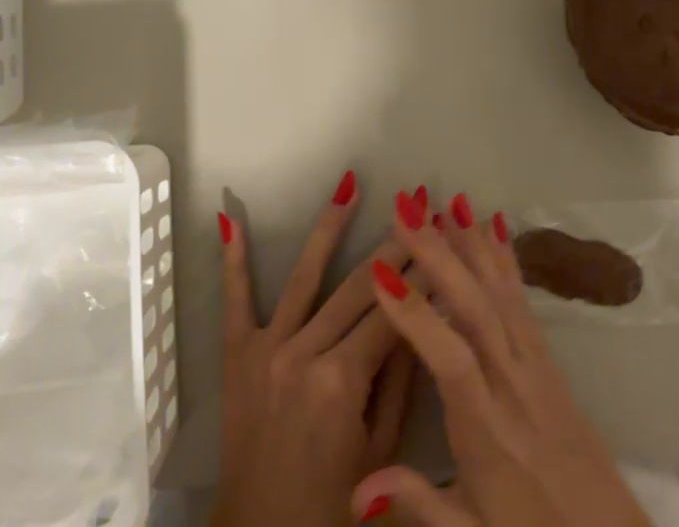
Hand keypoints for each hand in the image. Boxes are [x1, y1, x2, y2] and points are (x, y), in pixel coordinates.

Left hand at [210, 172, 419, 526]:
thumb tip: (425, 317)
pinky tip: (230, 215)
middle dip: (395, 242)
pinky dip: (233, 259)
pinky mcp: (236, 353)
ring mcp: (265, 348)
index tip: (449, 238)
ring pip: (304, 276)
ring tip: (350, 183)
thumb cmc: (331, 504)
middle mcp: (302, 353)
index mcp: (342, 380)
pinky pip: (235, 300)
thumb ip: (400, 381)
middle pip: (359, 286)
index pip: (395, 313)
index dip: (426, 276)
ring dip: (329, 226)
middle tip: (420, 202)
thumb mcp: (380, 447)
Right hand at [353, 191, 651, 526]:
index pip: (450, 359)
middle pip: (477, 310)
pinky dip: (507, 261)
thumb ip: (417, 503)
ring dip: (473, 245)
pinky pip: (524, 303)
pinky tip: (496, 229)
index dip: (416, 315)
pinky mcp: (549, 362)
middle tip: (409, 206)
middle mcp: (512, 384)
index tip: (381, 271)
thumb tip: (354, 492)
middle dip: (440, 254)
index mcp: (486, 428)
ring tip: (449, 200)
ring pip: (502, 296)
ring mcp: (535, 368)